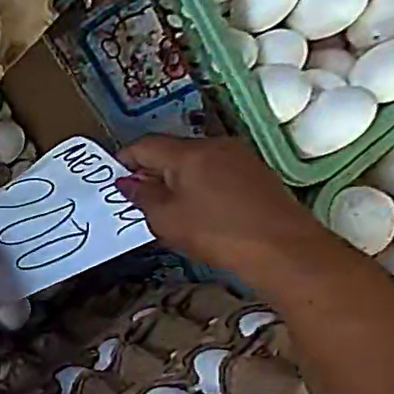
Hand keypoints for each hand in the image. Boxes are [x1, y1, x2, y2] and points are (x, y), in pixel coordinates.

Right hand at [117, 135, 355, 290]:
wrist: (281, 248)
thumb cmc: (214, 231)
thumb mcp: (164, 218)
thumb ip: (141, 195)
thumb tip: (126, 181)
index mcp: (189, 153)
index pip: (144, 145)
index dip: (122, 162)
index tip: (111, 184)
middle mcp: (215, 145)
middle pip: (170, 150)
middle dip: (148, 171)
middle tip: (135, 200)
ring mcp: (239, 157)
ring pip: (192, 161)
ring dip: (172, 179)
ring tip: (164, 208)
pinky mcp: (254, 172)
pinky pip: (213, 170)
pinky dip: (195, 184)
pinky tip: (194, 209)